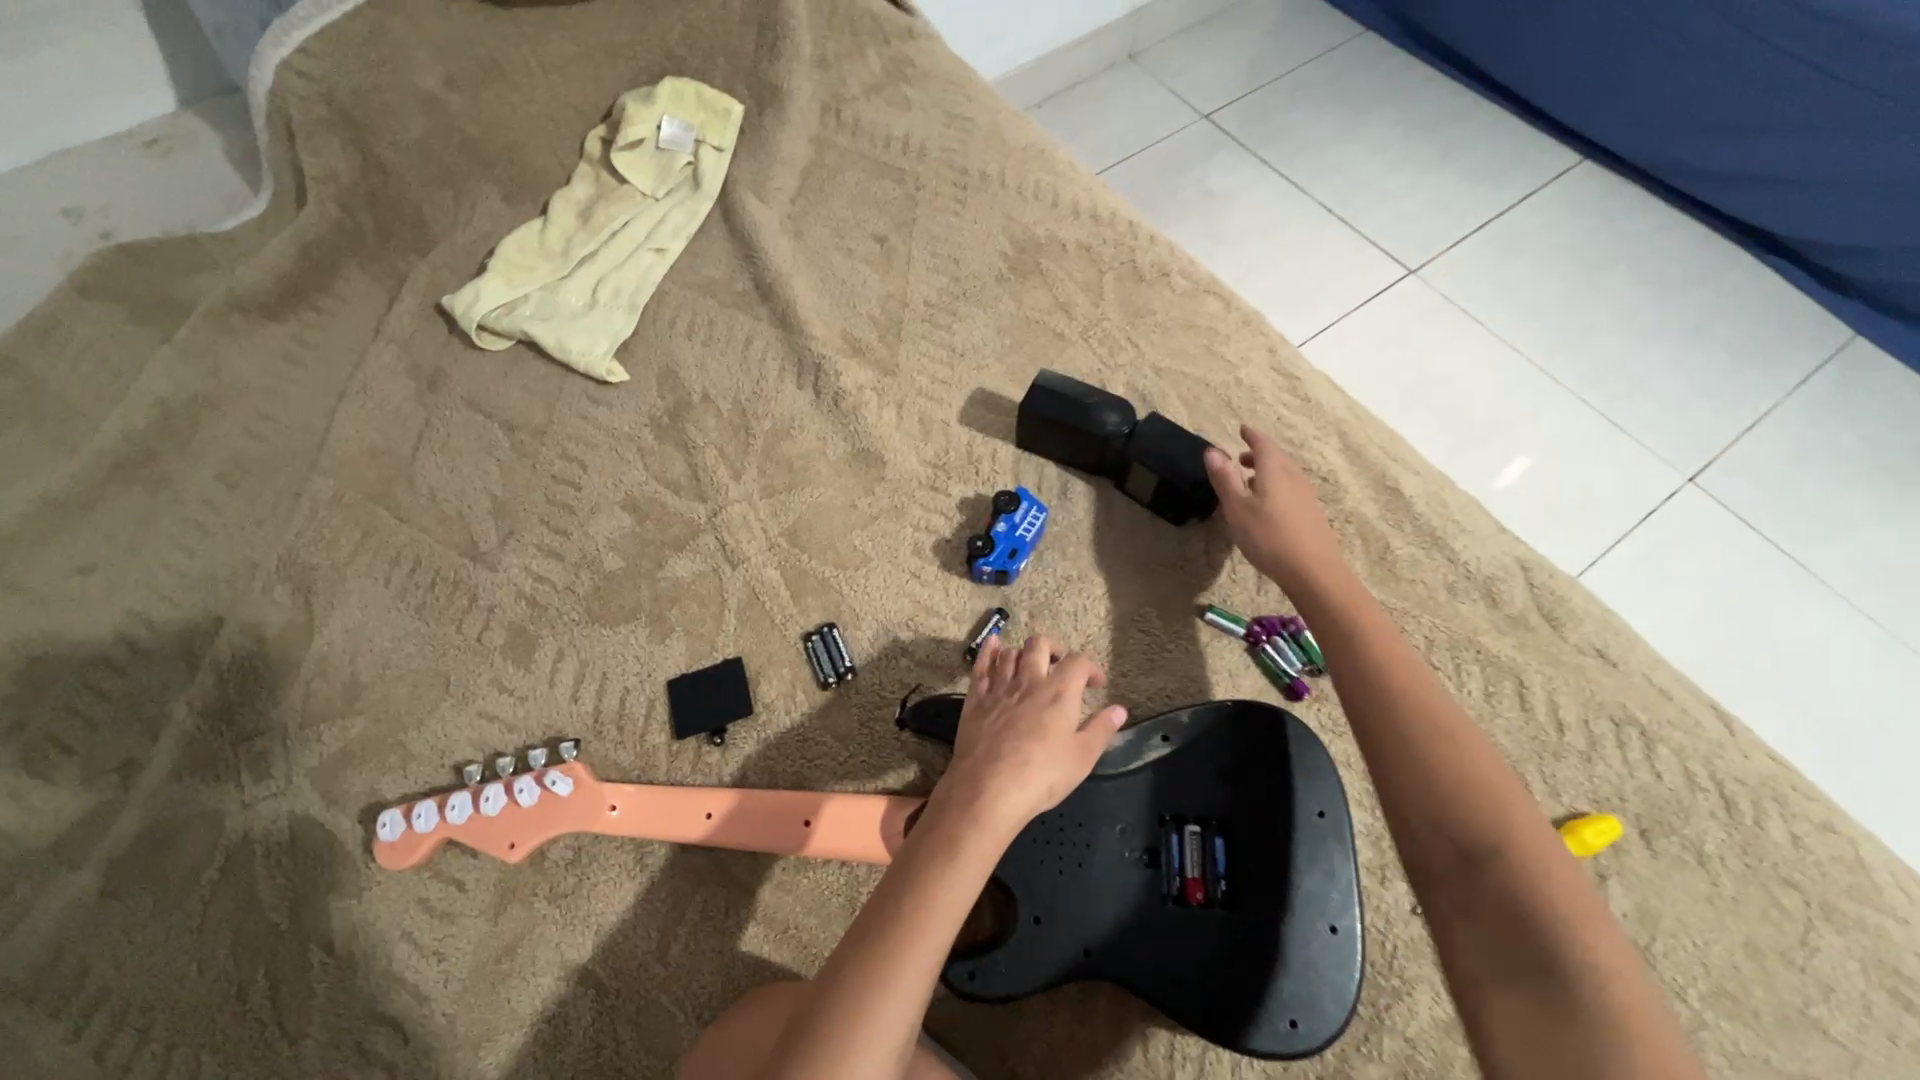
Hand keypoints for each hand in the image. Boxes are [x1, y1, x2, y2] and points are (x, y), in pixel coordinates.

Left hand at [938, 635, 1127, 831]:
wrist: (988, 788)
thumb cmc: (1041, 775)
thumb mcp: (1081, 757)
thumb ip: (1101, 730)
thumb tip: (1119, 710)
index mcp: (1059, 693)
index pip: (1078, 662)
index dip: (1091, 667)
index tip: (1096, 683)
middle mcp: (1029, 681)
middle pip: (1040, 645)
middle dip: (1054, 648)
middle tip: (1060, 664)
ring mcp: (999, 687)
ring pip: (1011, 653)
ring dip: (1024, 653)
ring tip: (1030, 665)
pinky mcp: (975, 699)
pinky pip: (982, 665)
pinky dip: (989, 651)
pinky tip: (993, 644)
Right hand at [1204, 424, 1346, 592]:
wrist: (1313, 571)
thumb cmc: (1269, 537)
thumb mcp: (1237, 508)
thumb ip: (1225, 479)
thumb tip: (1212, 450)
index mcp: (1275, 470)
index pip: (1263, 444)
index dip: (1252, 435)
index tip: (1242, 429)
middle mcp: (1294, 477)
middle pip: (1277, 457)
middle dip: (1258, 454)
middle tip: (1240, 458)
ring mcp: (1306, 496)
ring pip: (1285, 474)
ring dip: (1267, 472)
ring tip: (1250, 482)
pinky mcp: (1311, 514)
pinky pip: (1291, 489)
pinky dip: (1276, 487)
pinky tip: (1268, 505)